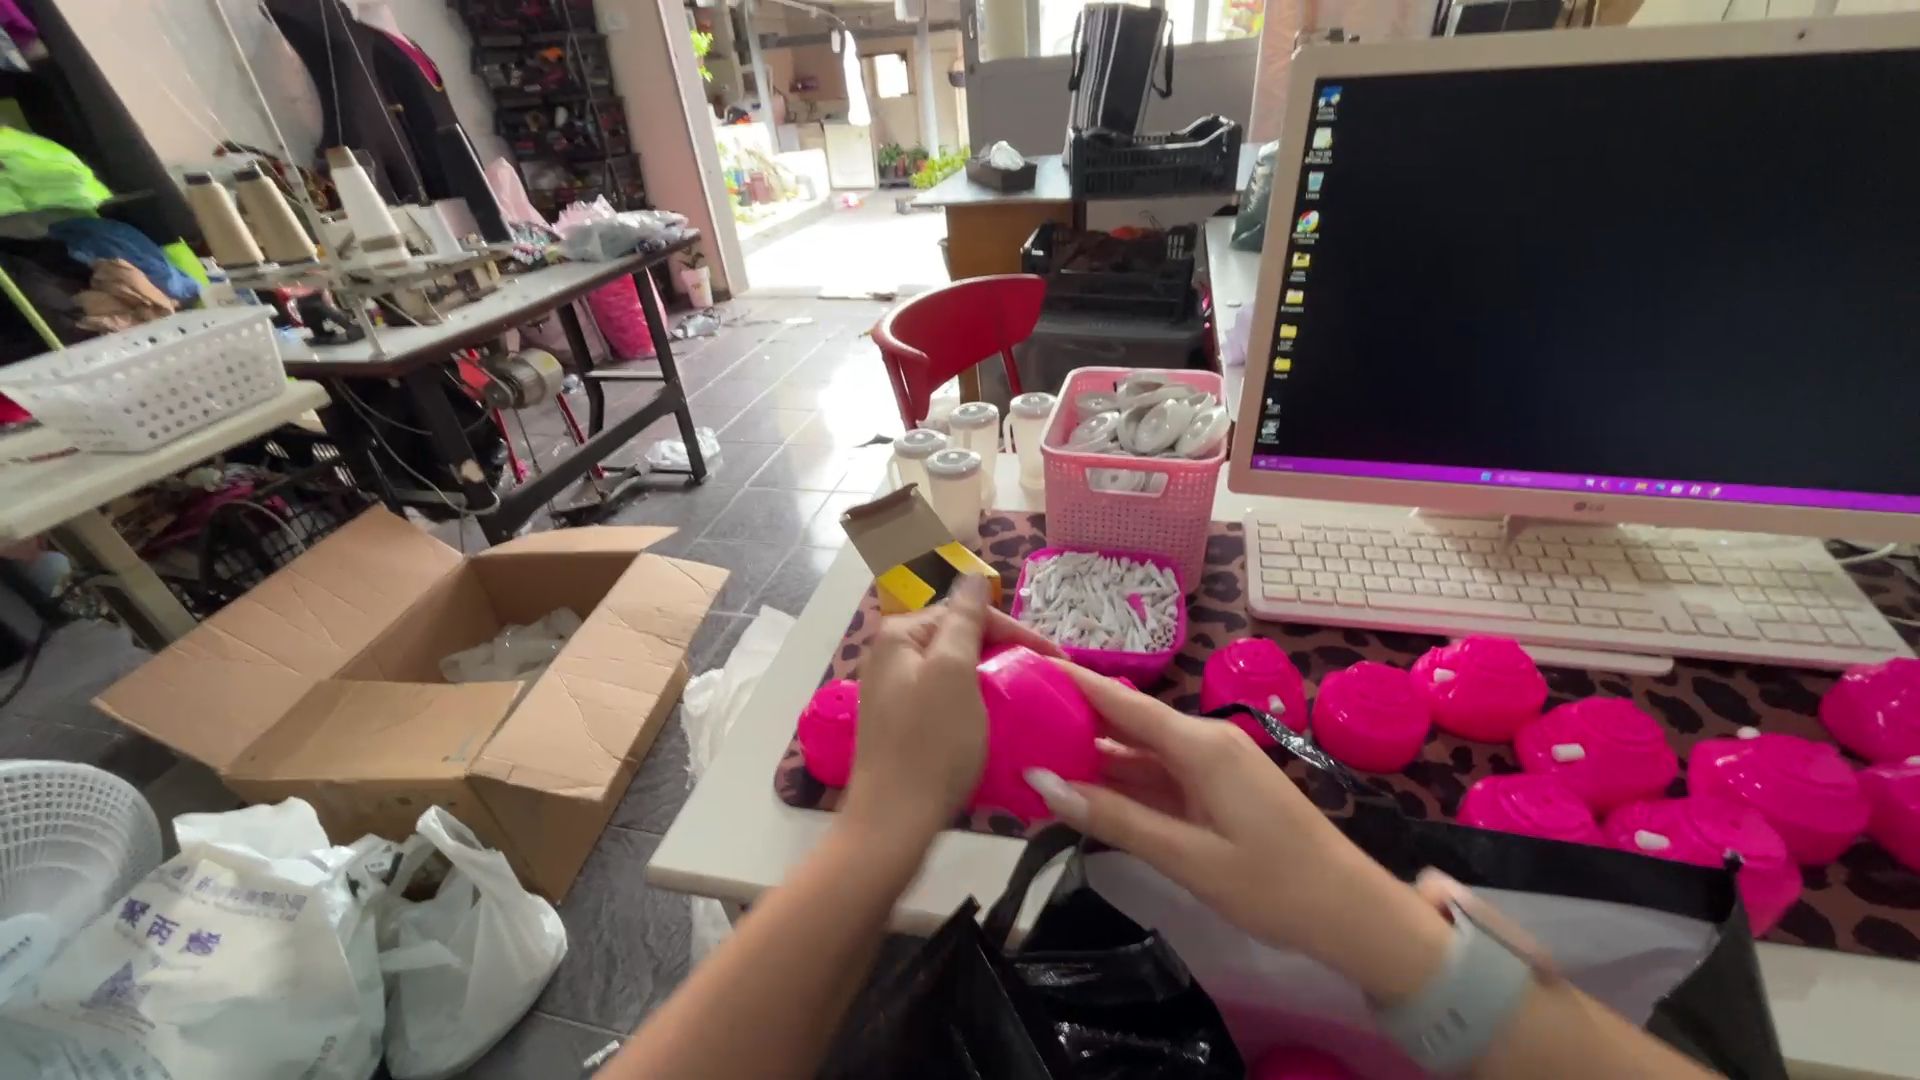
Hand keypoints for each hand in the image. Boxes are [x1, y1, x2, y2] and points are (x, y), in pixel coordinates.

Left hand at [841, 575, 1063, 847]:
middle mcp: (890, 655)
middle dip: (1004, 653)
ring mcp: (893, 690)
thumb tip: (972, 574)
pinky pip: (946, 697)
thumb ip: (964, 618)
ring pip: (955, 669)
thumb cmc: (931, 744)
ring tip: (1027, 697)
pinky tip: (995, 719)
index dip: (1015, 632)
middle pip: (960, 638)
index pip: (967, 613)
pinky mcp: (901, 723)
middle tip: (1046, 678)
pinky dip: (974, 702)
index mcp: (900, 635)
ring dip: (992, 677)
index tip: (1058, 659)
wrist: (893, 822)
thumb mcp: (953, 672)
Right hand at [1024, 665, 1451, 1003]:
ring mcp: (1211, 764)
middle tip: (1016, 715)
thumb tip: (1042, 782)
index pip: (1121, 701)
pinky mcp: (1216, 786)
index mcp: (1199, 745)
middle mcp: (1202, 741)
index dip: (1073, 680)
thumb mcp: (1186, 857)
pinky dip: (1121, 780)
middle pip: (1126, 721)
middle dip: (1073, 718)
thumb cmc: (1272, 885)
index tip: (1028, 662)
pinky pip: (1158, 774)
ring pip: (1139, 750)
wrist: (1352, 915)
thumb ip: (1112, 817)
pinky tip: (1084, 787)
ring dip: (1093, 754)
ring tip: (1035, 750)